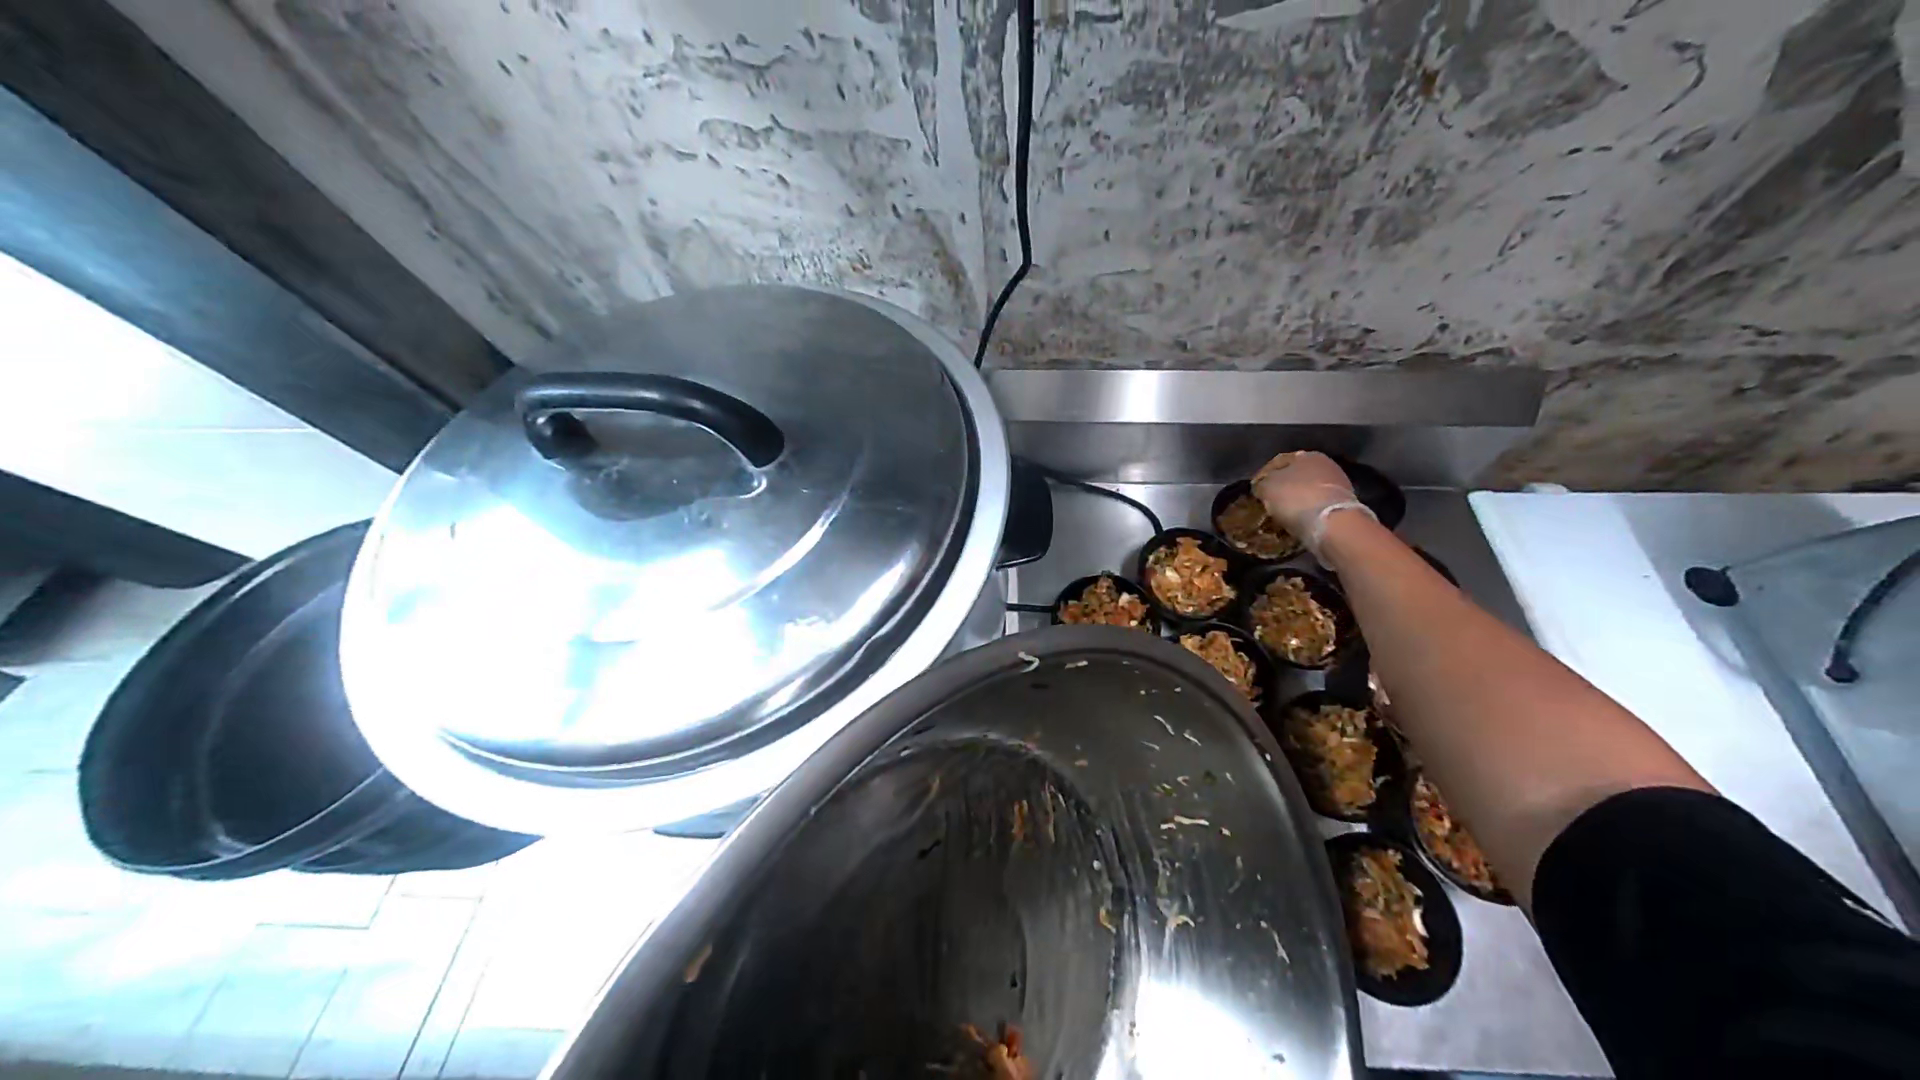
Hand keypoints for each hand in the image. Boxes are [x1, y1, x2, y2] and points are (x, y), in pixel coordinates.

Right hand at [1252, 451, 1370, 554]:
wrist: (1332, 523)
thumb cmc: (1296, 498)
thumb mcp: (1267, 488)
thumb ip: (1261, 484)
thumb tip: (1261, 486)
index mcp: (1306, 455)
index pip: (1278, 461)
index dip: (1262, 474)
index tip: (1253, 488)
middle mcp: (1325, 464)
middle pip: (1296, 474)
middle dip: (1281, 486)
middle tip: (1267, 500)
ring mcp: (1338, 485)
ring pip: (1308, 490)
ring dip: (1295, 499)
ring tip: (1281, 513)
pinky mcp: (1343, 505)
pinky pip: (1317, 505)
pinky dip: (1306, 510)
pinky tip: (1296, 519)